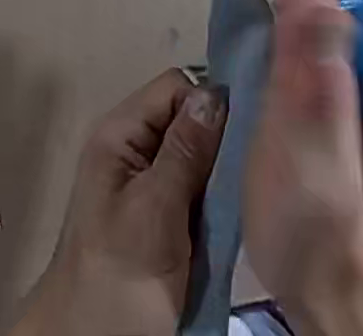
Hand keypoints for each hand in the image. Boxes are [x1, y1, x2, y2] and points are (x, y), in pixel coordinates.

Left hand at [8, 70, 226, 335]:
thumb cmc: (119, 276)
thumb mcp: (154, 209)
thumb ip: (185, 150)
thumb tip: (214, 93)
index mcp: (121, 133)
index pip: (175, 87)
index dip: (206, 104)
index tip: (236, 137)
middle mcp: (136, 145)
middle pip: (189, 116)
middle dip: (218, 137)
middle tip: (243, 168)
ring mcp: (151, 178)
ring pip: (200, 149)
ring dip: (220, 168)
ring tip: (240, 189)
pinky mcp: (165, 208)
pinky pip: (200, 180)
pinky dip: (216, 192)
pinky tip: (230, 208)